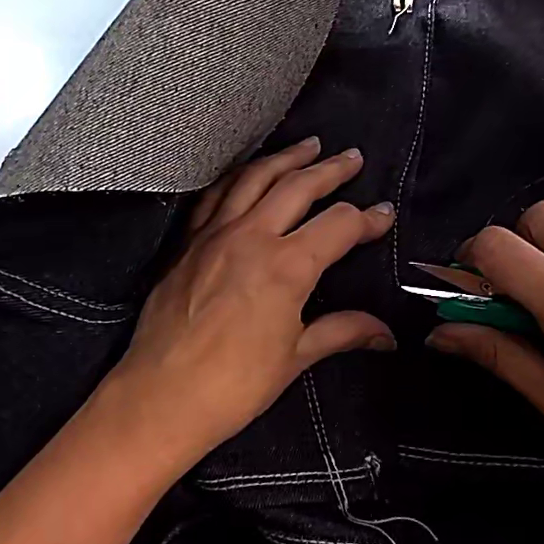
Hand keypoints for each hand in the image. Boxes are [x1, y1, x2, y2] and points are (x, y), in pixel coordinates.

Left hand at [106, 137, 396, 461]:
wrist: (159, 398)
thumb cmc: (232, 385)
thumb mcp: (296, 357)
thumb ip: (343, 331)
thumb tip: (384, 333)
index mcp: (286, 266)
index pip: (339, 225)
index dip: (368, 219)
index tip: (384, 214)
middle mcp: (252, 237)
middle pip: (299, 187)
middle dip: (332, 170)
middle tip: (352, 157)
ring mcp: (215, 235)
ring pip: (256, 178)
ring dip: (286, 158)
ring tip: (308, 145)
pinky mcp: (188, 243)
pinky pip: (216, 195)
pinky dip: (238, 176)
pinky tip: (249, 172)